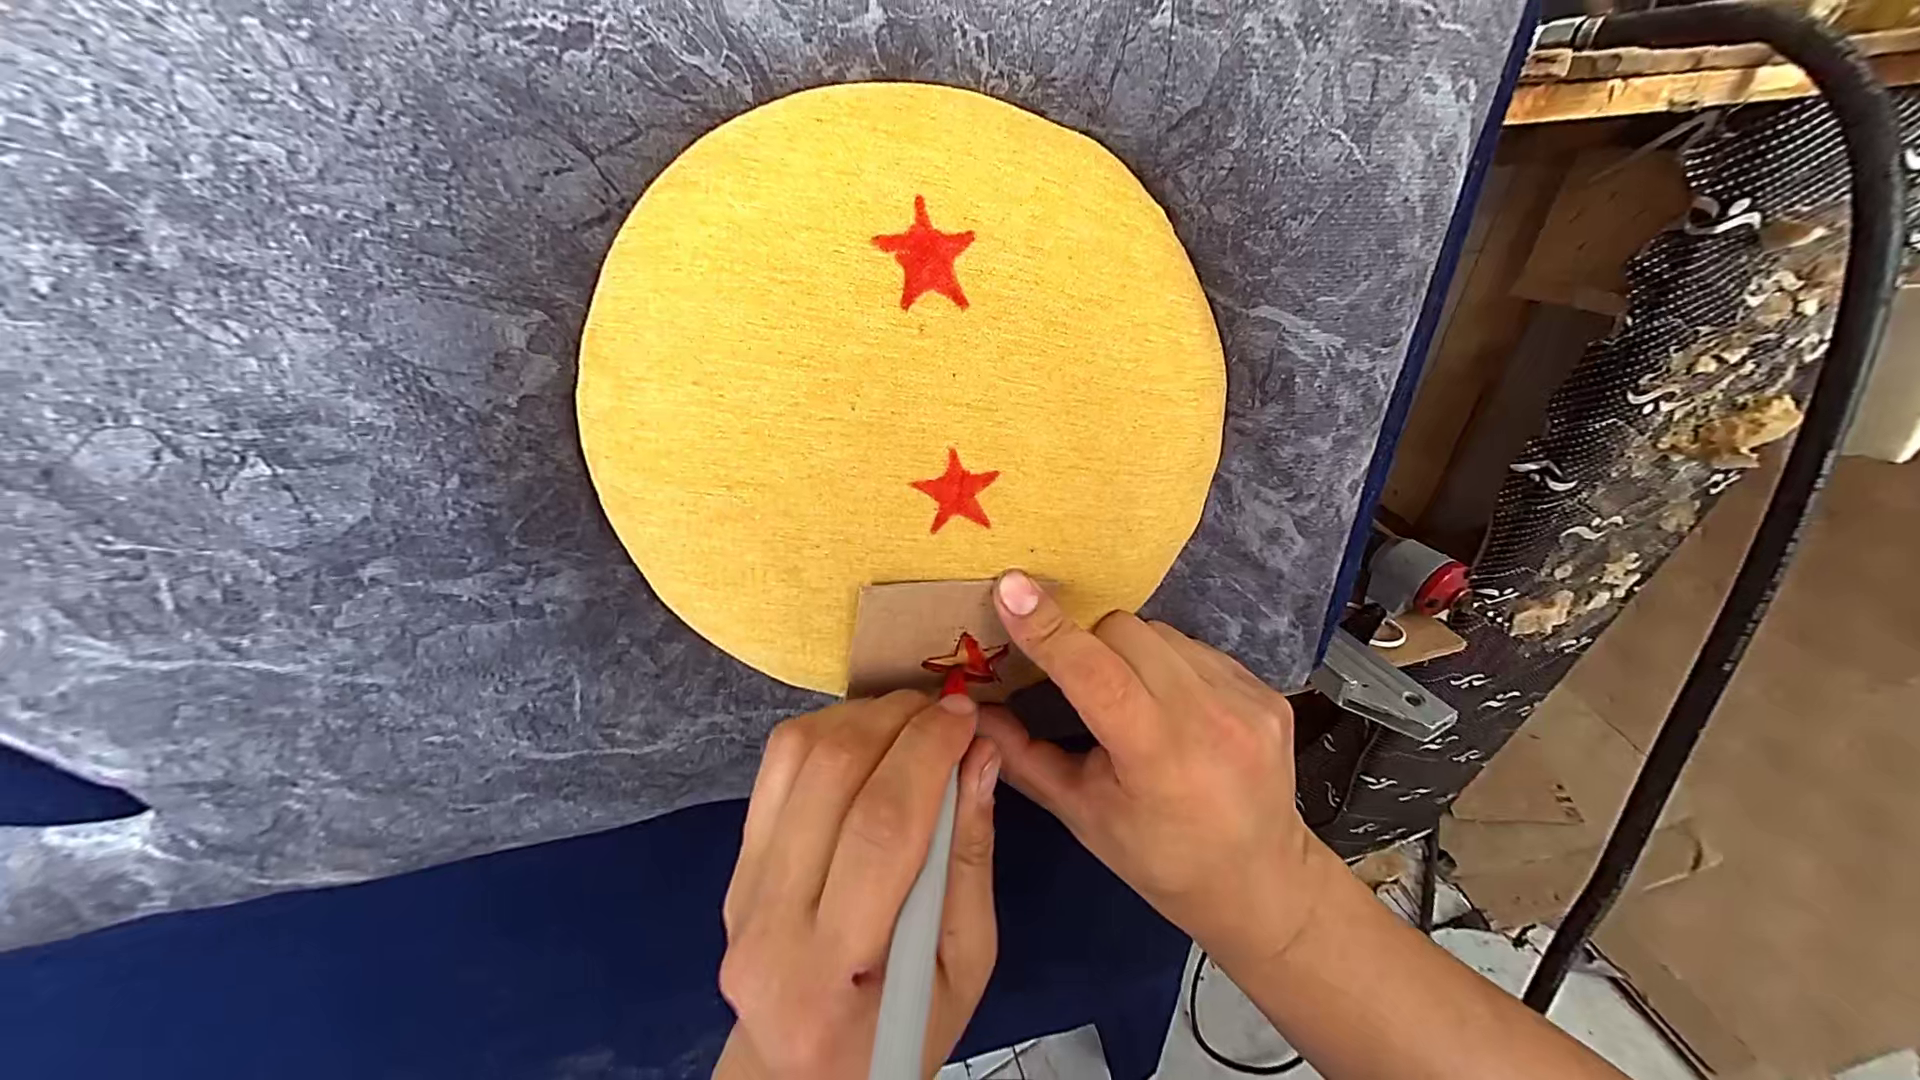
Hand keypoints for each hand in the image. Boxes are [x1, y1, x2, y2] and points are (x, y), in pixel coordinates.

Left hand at [715, 690, 1000, 1079]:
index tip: (967, 714)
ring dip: (865, 715)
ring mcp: (740, 882)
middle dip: (900, 720)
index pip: (882, 827)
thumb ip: (971, 855)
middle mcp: (766, 921)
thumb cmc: (900, 1028)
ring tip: (913, 717)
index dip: (929, 752)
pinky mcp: (736, 856)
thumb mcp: (967, 962)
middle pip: (834, 775)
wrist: (798, 1067)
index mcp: (828, 973)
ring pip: (798, 754)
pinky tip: (869, 732)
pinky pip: (780, 761)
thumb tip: (980, 757)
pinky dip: (831, 727)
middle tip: (947, 709)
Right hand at [976, 571, 1333, 967]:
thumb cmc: (1159, 857)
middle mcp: (1210, 718)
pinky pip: (1192, 645)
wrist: (1261, 881)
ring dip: (1129, 651)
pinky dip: (1166, 661)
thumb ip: (1023, 756)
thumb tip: (974, 709)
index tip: (1011, 587)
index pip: (1097, 675)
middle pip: (1123, 631)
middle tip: (1086, 686)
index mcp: (1158, 758)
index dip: (1050, 629)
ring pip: (1157, 630)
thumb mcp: (1081, 814)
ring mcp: (1245, 699)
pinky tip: (1171, 704)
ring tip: (1134, 699)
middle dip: (1088, 644)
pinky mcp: (1264, 689)